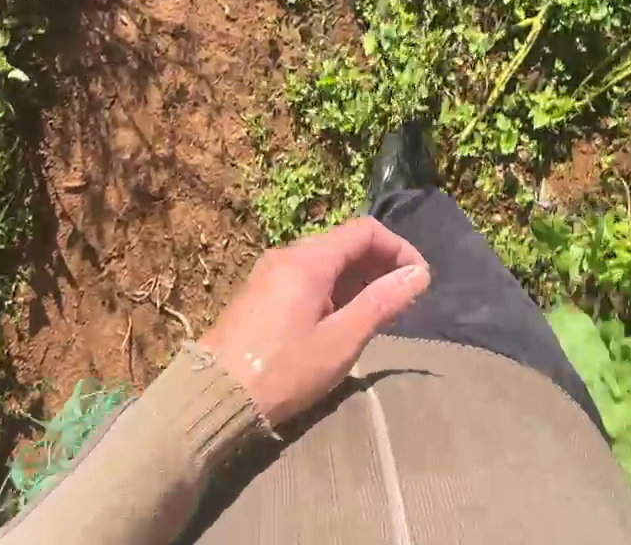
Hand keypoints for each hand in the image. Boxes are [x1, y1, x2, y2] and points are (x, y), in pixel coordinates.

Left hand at [199, 217, 430, 424]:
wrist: (212, 399)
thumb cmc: (284, 370)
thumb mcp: (341, 340)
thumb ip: (381, 303)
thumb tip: (419, 274)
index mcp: (309, 259)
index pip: (365, 231)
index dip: (398, 248)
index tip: (419, 278)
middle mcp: (288, 255)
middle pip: (345, 242)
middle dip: (379, 262)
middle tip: (403, 296)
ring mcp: (270, 272)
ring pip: (326, 259)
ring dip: (357, 277)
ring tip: (377, 311)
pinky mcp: (261, 292)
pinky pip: (307, 275)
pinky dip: (334, 287)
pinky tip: (342, 318)